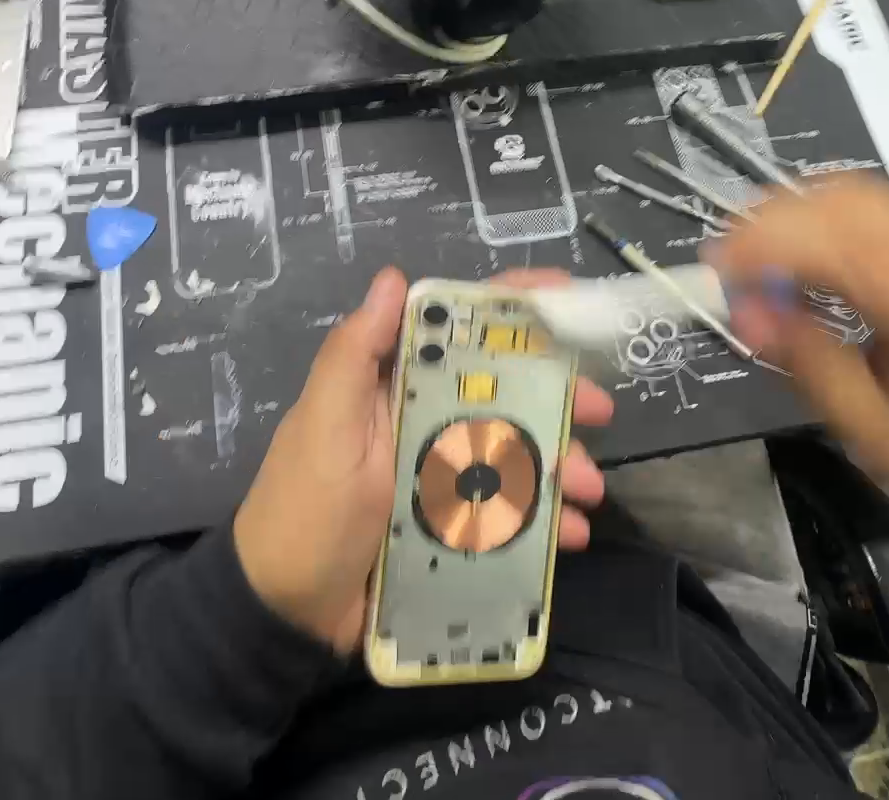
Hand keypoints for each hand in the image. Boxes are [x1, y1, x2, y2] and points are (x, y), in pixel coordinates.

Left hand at [233, 268, 612, 653]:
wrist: (286, 612)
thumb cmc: (306, 509)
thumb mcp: (325, 425)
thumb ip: (354, 353)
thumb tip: (391, 277)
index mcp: (395, 387)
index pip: (454, 329)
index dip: (508, 305)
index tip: (565, 294)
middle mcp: (424, 420)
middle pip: (502, 390)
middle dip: (556, 393)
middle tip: (602, 409)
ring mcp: (442, 474)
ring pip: (516, 451)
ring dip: (560, 461)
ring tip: (586, 491)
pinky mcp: (454, 523)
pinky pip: (512, 509)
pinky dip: (545, 517)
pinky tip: (567, 534)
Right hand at [704, 180, 888, 567]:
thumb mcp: (878, 435)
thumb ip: (811, 364)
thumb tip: (748, 311)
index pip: (843, 245)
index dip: (769, 243)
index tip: (716, 266)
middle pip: (851, 203)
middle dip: (774, 219)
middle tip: (727, 263)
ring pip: (865, 199)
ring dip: (799, 215)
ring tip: (754, 258)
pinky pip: (882, 219)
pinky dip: (828, 224)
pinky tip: (802, 259)